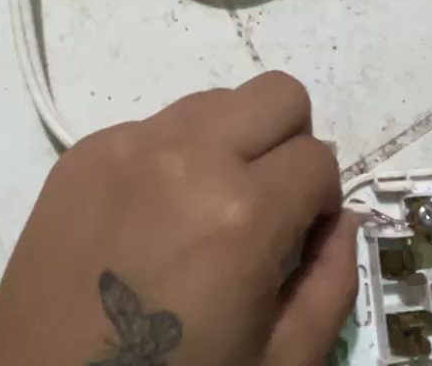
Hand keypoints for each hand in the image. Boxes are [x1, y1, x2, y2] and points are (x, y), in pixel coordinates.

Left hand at [0, 72, 358, 365]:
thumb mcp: (276, 364)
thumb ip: (331, 285)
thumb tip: (345, 219)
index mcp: (242, 211)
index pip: (320, 158)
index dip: (321, 200)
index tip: (300, 236)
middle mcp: (188, 154)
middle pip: (278, 92)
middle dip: (289, 141)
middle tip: (265, 200)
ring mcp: (129, 142)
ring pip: (216, 100)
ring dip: (230, 141)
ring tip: (202, 206)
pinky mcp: (86, 147)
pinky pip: (155, 123)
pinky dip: (171, 156)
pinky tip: (148, 216)